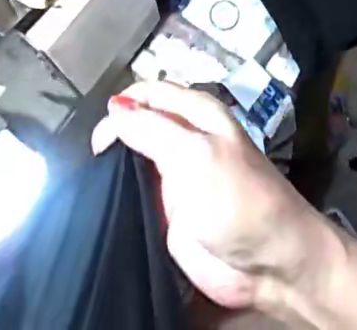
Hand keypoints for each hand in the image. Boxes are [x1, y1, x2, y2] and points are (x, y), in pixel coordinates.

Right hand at [92, 81, 338, 312]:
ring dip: (114, 164)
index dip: (123, 106)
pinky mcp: (171, 208)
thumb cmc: (239, 199)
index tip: (98, 137)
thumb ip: (153, 130)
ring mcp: (177, 173)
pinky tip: (98, 203)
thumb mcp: (196, 155)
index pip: (150, 94)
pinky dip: (119, 194)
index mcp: (197, 112)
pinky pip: (138, 193)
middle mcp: (185, 136)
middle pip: (139, 122)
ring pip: (136, 157)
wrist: (270, 261)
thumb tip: (114, 106)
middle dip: (115, 133)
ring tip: (85, 180)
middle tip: (87, 160)